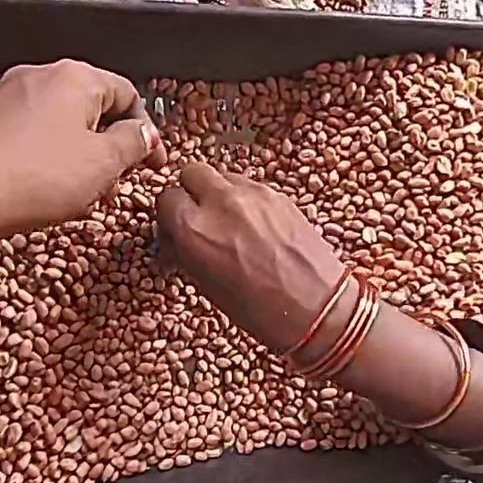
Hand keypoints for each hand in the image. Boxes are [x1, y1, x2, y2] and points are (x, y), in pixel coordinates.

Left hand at [0, 59, 165, 246]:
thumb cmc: (33, 175)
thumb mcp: (102, 164)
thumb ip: (131, 145)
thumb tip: (144, 134)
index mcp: (77, 77)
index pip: (129, 94)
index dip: (146, 132)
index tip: (153, 164)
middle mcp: (41, 76)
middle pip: (94, 108)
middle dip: (112, 147)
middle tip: (118, 184)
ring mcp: (9, 97)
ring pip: (63, 125)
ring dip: (82, 157)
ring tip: (83, 195)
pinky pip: (33, 136)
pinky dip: (50, 160)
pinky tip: (47, 191)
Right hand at [156, 163, 345, 353]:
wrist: (317, 310)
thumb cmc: (260, 310)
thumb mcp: (206, 286)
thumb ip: (186, 251)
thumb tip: (176, 237)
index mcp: (194, 229)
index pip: (166, 198)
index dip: (169, 214)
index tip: (174, 227)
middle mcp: (220, 203)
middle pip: (191, 173)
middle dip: (190, 192)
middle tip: (197, 216)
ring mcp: (253, 194)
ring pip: (222, 175)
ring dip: (218, 192)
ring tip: (228, 222)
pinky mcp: (278, 194)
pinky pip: (250, 185)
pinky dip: (245, 199)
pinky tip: (254, 226)